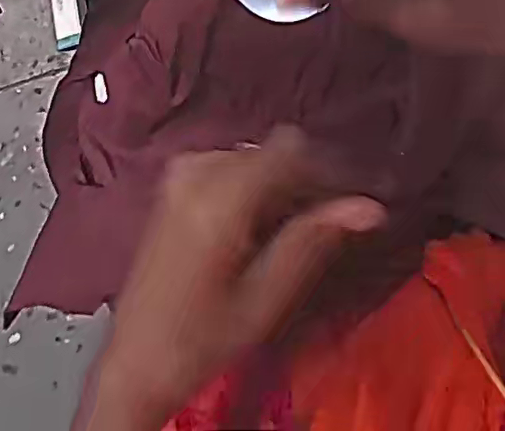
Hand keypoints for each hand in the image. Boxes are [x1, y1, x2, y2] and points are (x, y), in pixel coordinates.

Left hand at [86, 127, 384, 430]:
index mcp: (218, 197)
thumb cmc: (202, 338)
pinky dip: (252, 186)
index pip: (289, 148)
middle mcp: (196, 169)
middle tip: (322, 224)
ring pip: (254, 156)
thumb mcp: (265, 299)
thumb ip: (312, 241)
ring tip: (285, 233)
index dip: (325, 169)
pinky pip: (231, 163)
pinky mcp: (174, 177)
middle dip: (302, 182)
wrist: (136, 356)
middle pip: (272, 152)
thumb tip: (367, 207)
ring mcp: (181, 169)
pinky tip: (256, 226)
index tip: (348, 197)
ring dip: (277, 185)